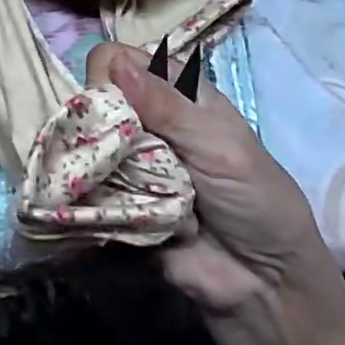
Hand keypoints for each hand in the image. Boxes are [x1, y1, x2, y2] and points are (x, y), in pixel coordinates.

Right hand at [88, 43, 332, 322]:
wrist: (262, 285)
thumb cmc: (256, 201)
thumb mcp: (220, 147)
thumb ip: (169, 107)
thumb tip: (114, 63)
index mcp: (174, 93)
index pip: (117, 60)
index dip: (108, 74)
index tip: (115, 103)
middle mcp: (143, 120)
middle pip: (92, 100)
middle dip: (98, 125)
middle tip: (117, 154)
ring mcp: (123, 160)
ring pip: (83, 143)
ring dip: (95, 164)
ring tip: (116, 189)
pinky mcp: (111, 198)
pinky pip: (83, 186)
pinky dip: (89, 194)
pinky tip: (104, 207)